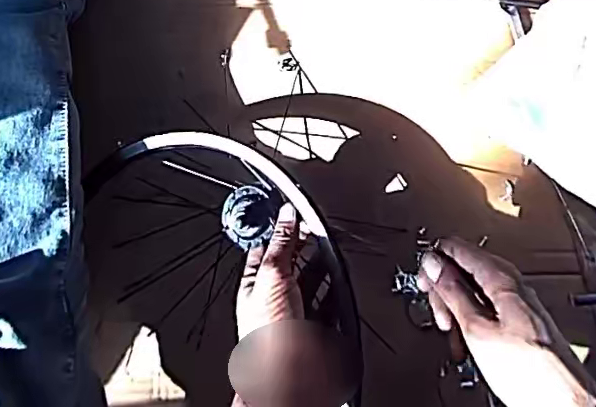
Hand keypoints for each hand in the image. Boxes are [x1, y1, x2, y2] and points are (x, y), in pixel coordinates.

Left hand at [228, 204, 352, 406]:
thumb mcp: (272, 276)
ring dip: (323, 265)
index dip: (280, 228)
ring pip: (312, 281)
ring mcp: (297, 316)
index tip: (294, 212)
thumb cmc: (270, 340)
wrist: (292, 384)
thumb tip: (286, 213)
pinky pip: (329, 303)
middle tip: (317, 228)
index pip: (268, 246)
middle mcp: (275, 300)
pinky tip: (339, 282)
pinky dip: (336, 290)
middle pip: (292, 262)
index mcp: (255, 285)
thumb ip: (281, 243)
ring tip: (331, 248)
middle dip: (305, 245)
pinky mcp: (318, 330)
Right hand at [420, 237, 595, 406]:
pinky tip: (471, 341)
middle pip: (464, 266)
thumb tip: (433, 264)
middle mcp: (511, 281)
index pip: (455, 246)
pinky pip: (488, 306)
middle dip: (445, 288)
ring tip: (455, 334)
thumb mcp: (477, 331)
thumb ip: (452, 292)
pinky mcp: (523, 320)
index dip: (433, 261)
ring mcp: (518, 300)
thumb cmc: (532, 375)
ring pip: (475, 288)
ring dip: (458, 307)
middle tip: (440, 314)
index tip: (424, 281)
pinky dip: (474, 319)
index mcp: (499, 275)